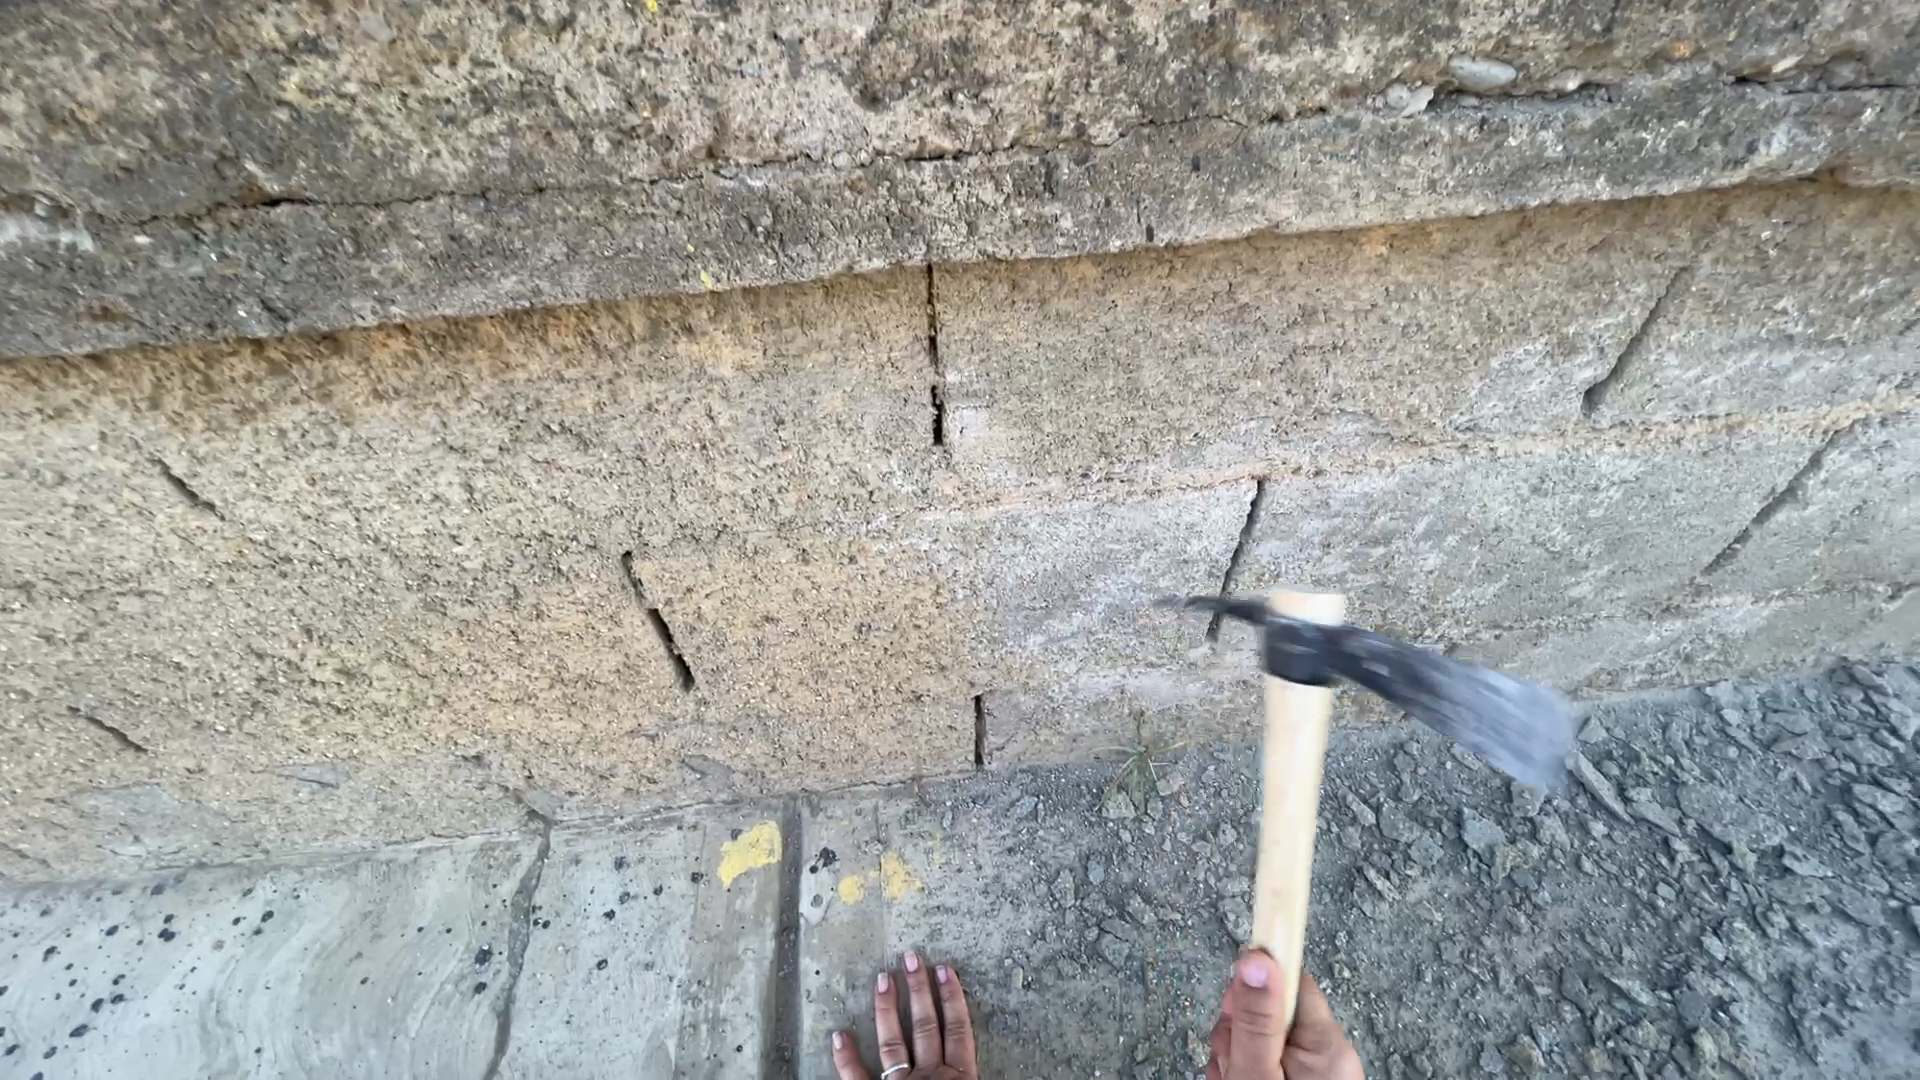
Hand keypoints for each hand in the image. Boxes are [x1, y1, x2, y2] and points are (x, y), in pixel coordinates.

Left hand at [830, 951, 977, 1078]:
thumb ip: (967, 1076)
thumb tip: (976, 1071)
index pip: (957, 1031)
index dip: (952, 999)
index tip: (946, 970)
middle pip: (925, 1026)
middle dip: (919, 989)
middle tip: (911, 956)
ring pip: (895, 1041)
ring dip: (888, 1007)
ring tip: (882, 978)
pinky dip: (846, 1058)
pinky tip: (838, 1034)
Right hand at [1207, 952, 1363, 1079]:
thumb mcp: (1256, 1071)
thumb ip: (1255, 1017)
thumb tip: (1256, 957)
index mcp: (1327, 1044)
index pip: (1289, 977)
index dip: (1254, 982)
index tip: (1234, 1003)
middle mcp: (1329, 1051)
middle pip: (1269, 1005)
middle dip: (1238, 1026)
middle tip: (1231, 1059)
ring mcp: (1317, 1068)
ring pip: (1261, 1029)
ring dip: (1236, 1047)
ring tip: (1232, 1075)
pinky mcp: (1305, 1077)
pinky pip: (1267, 1052)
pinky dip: (1246, 1063)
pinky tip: (1240, 1077)